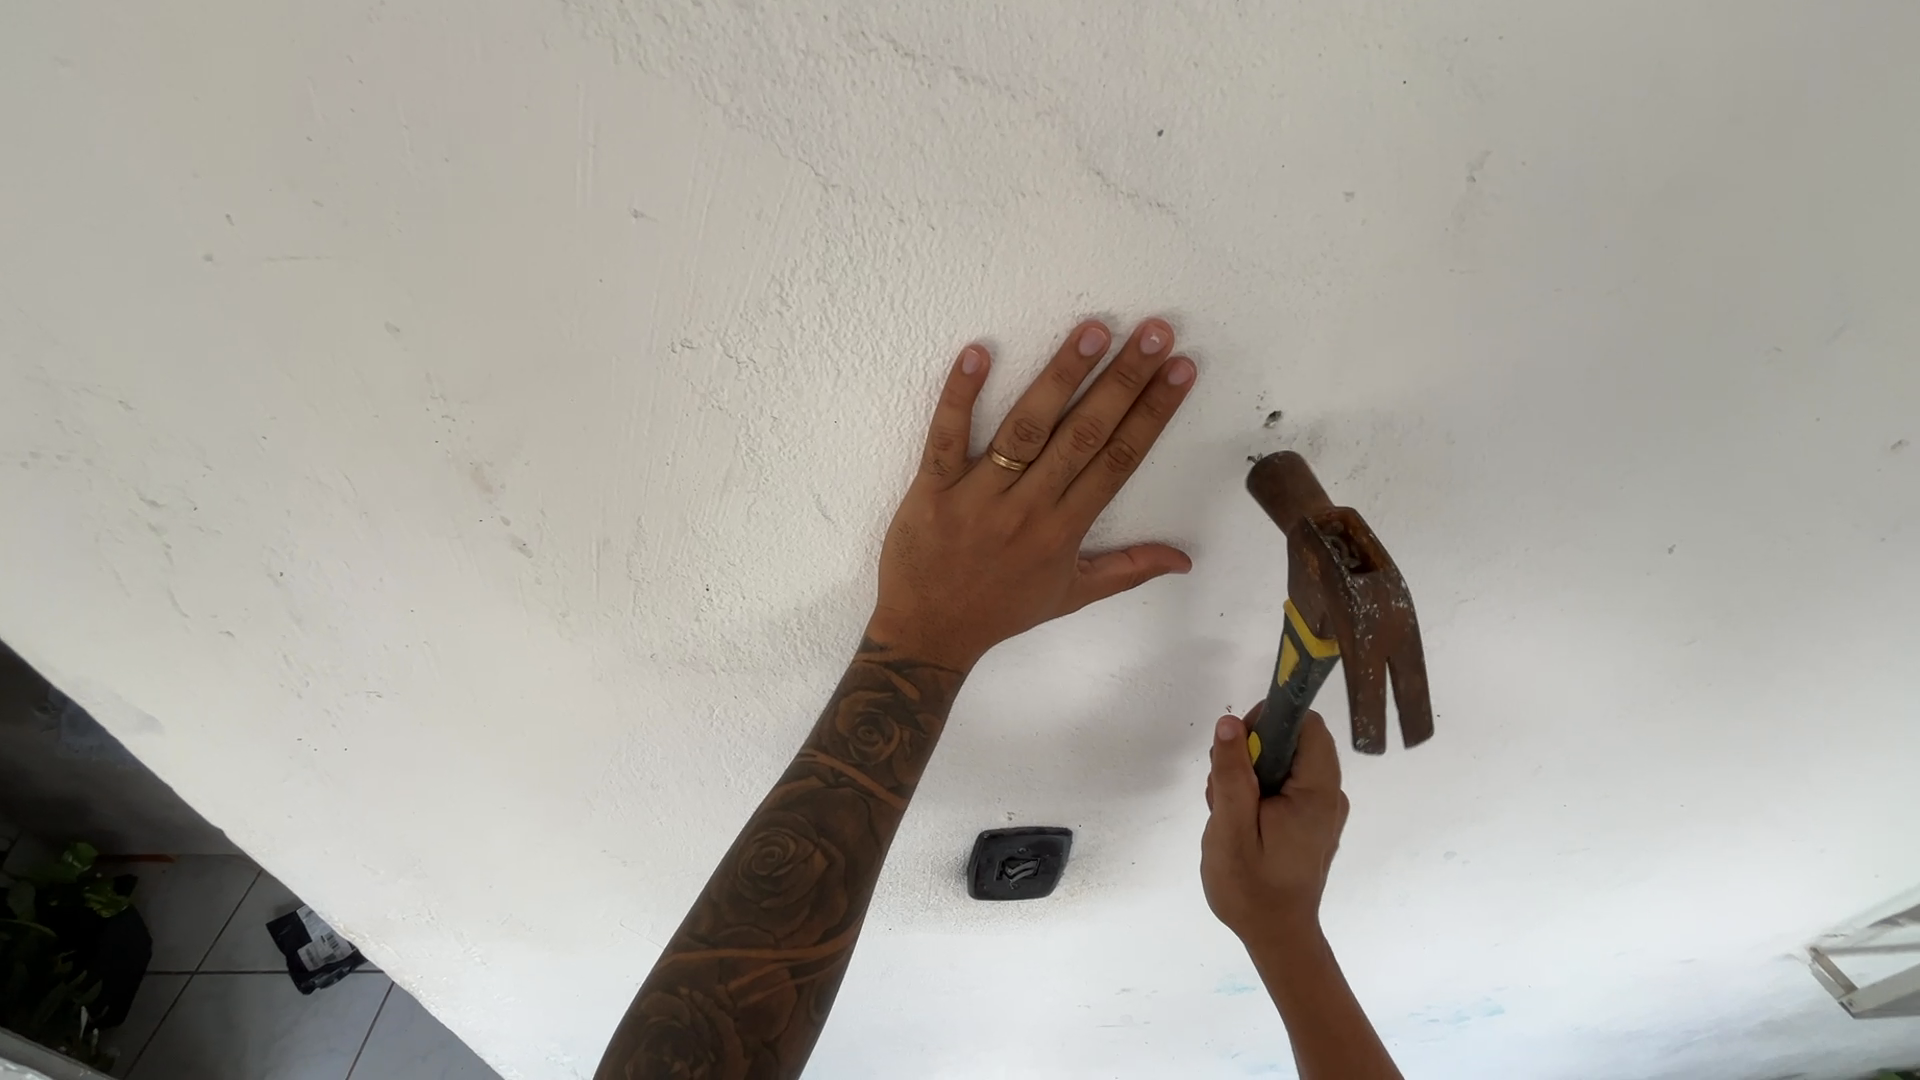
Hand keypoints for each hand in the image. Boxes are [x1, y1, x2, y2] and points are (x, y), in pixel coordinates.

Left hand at [867, 318, 1197, 669]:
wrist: (929, 633)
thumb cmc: (999, 611)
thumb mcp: (1070, 596)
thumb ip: (1127, 570)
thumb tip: (1183, 559)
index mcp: (1064, 531)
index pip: (1119, 461)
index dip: (1153, 414)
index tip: (1180, 371)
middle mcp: (1028, 509)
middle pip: (1084, 435)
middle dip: (1123, 380)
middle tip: (1154, 332)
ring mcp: (978, 497)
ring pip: (1026, 429)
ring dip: (1060, 377)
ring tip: (1093, 331)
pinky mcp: (932, 489)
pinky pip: (945, 437)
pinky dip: (960, 395)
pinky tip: (979, 351)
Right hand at [1201, 703, 1350, 945]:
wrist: (1275, 939)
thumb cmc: (1251, 887)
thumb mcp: (1230, 828)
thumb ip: (1231, 774)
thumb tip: (1229, 722)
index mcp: (1317, 794)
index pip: (1308, 727)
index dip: (1270, 721)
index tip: (1237, 746)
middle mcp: (1328, 796)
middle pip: (1291, 741)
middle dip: (1249, 753)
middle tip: (1223, 790)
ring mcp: (1320, 809)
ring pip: (1281, 762)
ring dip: (1247, 774)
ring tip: (1227, 814)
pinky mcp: (1309, 819)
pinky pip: (1282, 783)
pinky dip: (1255, 791)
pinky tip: (1238, 822)